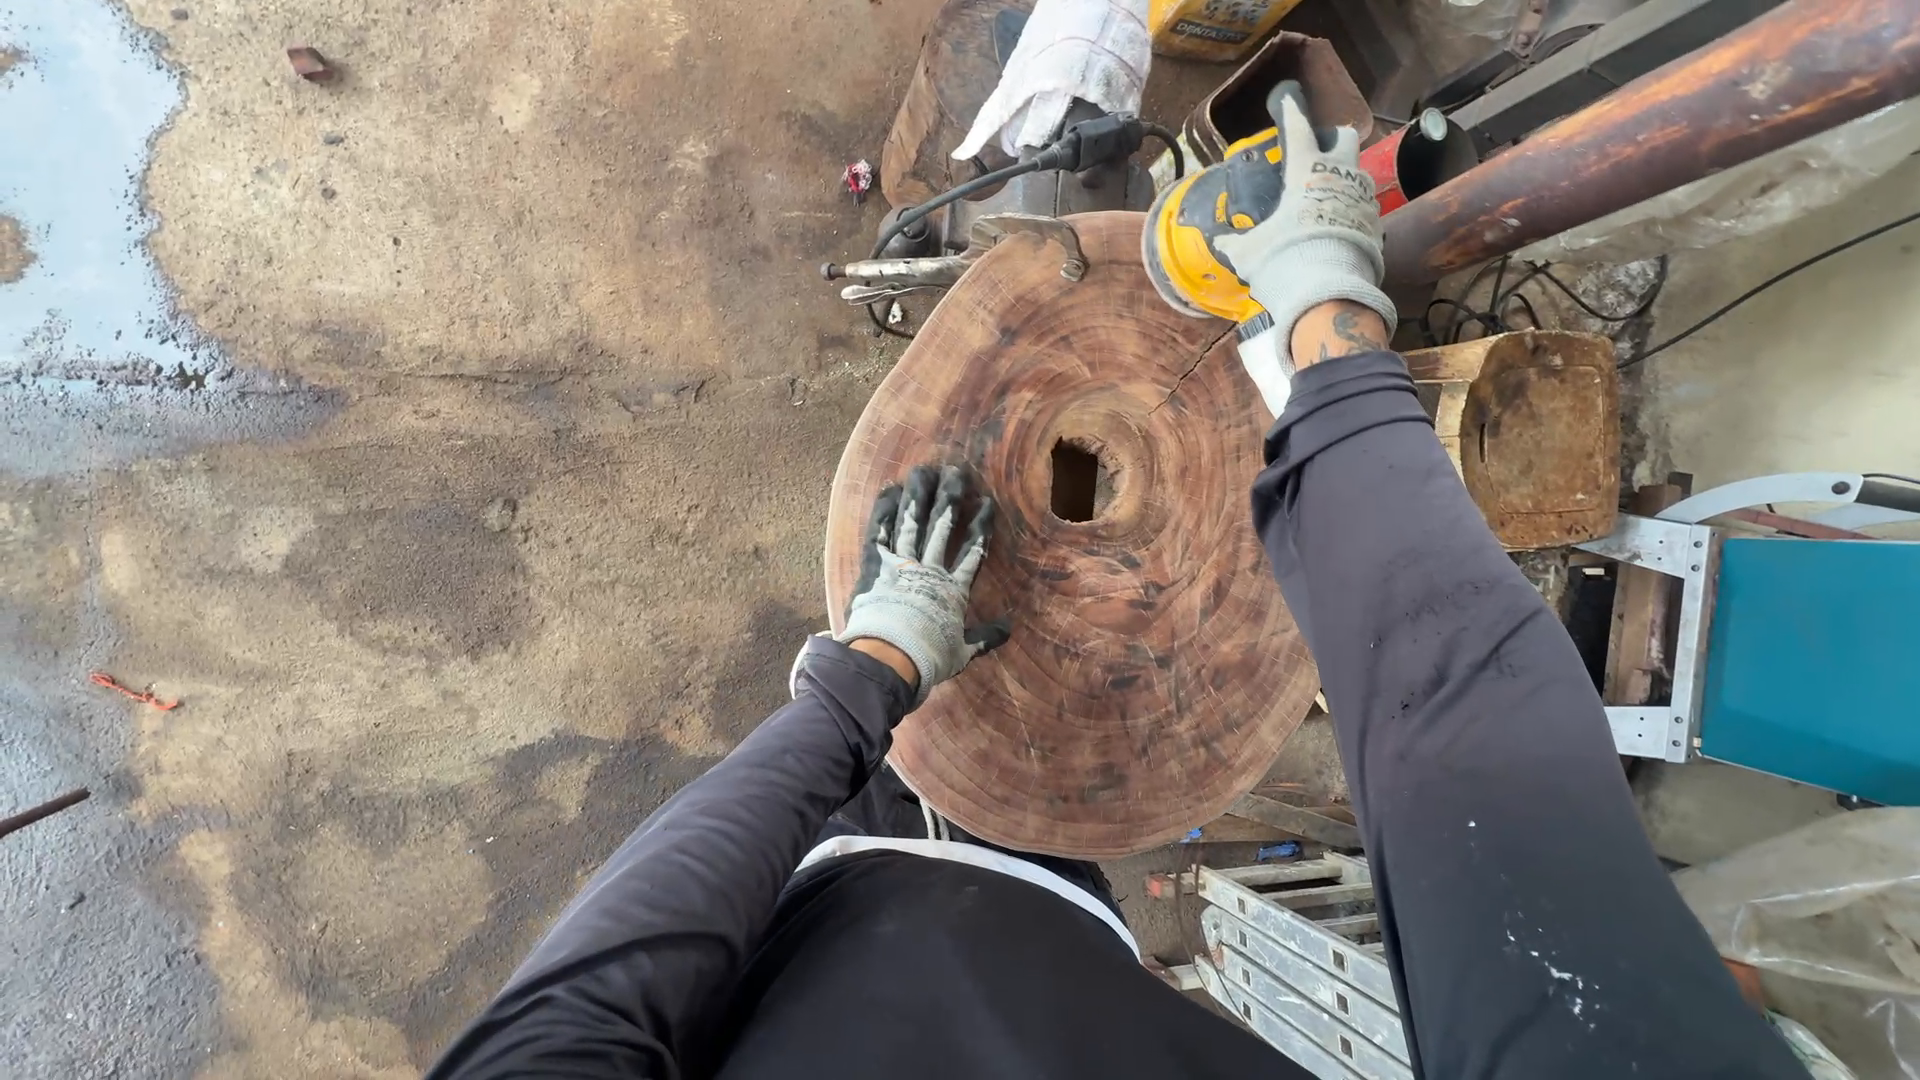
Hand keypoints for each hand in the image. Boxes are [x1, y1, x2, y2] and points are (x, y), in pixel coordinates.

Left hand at [839, 464, 1010, 707]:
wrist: (889, 658)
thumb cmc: (927, 657)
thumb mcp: (961, 652)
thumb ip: (984, 638)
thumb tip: (1009, 629)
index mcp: (952, 588)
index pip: (972, 550)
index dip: (980, 526)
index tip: (986, 503)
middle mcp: (929, 568)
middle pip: (942, 526)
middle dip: (951, 498)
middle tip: (956, 472)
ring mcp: (900, 563)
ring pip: (912, 521)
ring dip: (919, 495)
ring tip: (924, 470)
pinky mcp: (874, 565)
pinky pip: (879, 532)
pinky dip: (884, 511)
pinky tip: (890, 491)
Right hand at [1214, 92, 1396, 414]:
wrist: (1326, 294)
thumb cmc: (1282, 262)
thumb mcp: (1247, 253)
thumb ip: (1233, 243)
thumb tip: (1218, 242)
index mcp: (1308, 172)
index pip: (1299, 131)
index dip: (1291, 112)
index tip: (1288, 98)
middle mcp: (1341, 175)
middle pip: (1346, 138)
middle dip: (1334, 140)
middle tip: (1319, 153)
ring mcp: (1363, 199)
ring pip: (1356, 175)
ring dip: (1341, 182)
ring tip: (1324, 201)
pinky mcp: (1376, 226)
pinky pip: (1363, 211)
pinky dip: (1349, 216)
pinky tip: (1336, 232)